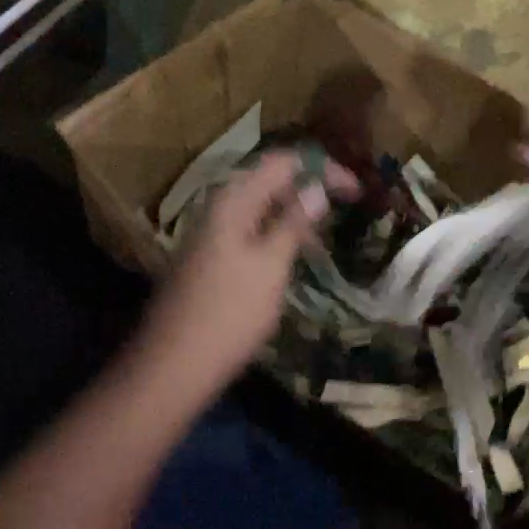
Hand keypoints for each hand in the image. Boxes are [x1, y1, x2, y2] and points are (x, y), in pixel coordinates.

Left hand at [141, 151, 355, 386]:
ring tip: (325, 223)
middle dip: (308, 183)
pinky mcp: (209, 255)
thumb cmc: (228, 314)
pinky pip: (249, 225)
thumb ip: (294, 222)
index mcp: (234, 199)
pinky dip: (275, 227)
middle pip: (270, 177)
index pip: (285, 161)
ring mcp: (211, 230)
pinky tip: (292, 247)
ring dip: (293, 207)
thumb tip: (317, 187)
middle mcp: (219, 205)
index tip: (356, 190)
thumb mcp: (270, 266)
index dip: (323, 168)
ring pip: (259, 203)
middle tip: (344, 201)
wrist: (172, 367)